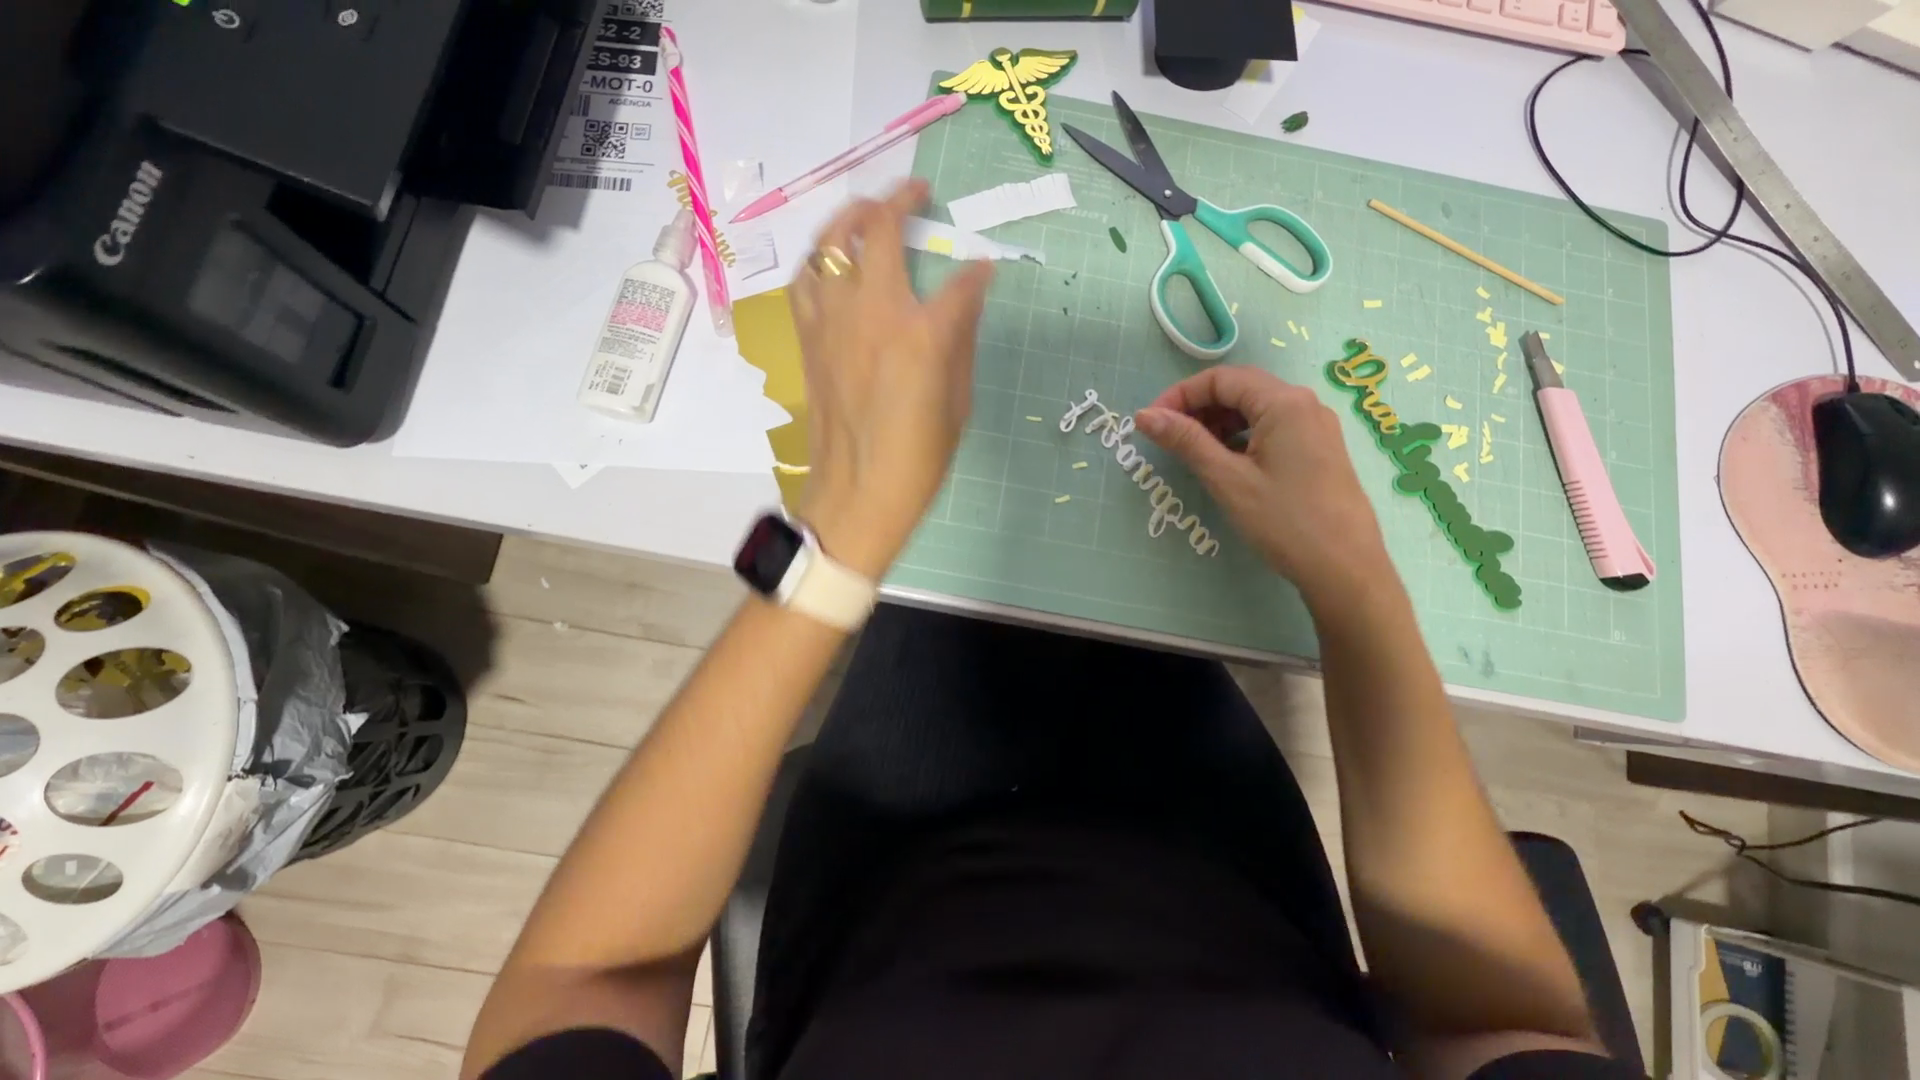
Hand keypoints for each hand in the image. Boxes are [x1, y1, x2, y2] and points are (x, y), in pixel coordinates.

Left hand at [790, 180, 995, 578]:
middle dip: (901, 200)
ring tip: (867, 211)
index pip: (959, 282)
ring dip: (850, 216)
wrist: (856, 496)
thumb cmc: (918, 459)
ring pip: (829, 243)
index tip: (985, 268)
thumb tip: (966, 293)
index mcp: (921, 334)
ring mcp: (831, 321)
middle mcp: (871, 312)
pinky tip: (833, 262)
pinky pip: (807, 279)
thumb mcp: (957, 402)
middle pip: (878, 231)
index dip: (977, 272)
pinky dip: (821, 259)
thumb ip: (960, 337)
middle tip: (916, 192)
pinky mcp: (807, 338)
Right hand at [1133, 366, 1393, 611]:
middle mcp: (1304, 403)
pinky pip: (1274, 426)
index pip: (1221, 378)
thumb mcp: (1228, 480)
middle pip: (1240, 388)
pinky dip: (1243, 436)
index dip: (1180, 395)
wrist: (1345, 567)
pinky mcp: (1320, 448)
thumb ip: (1186, 441)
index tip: (1151, 423)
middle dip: (1198, 407)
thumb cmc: (1284, 521)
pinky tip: (1228, 463)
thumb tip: (1145, 415)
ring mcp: (1316, 426)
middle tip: (1168, 438)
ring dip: (1219, 422)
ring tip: (1194, 453)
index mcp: (1284, 402)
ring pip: (1257, 408)